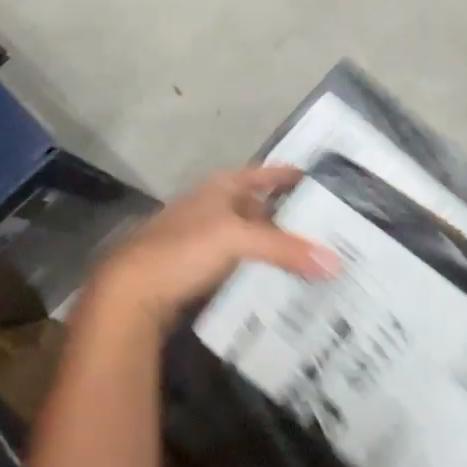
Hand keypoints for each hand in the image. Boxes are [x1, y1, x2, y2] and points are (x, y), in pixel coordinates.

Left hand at [87, 166, 337, 332]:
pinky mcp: (197, 272)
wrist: (131, 292)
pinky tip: (280, 285)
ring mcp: (202, 241)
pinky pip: (238, 267)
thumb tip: (336, 263)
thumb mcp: (236, 240)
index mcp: (218, 189)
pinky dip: (258, 272)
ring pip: (249, 240)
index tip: (318, 179)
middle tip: (328, 230)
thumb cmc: (182, 250)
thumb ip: (284, 249)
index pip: (260, 174)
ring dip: (275, 249)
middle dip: (288, 218)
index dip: (286, 174)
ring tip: (314, 261)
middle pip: (257, 209)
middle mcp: (211, 209)